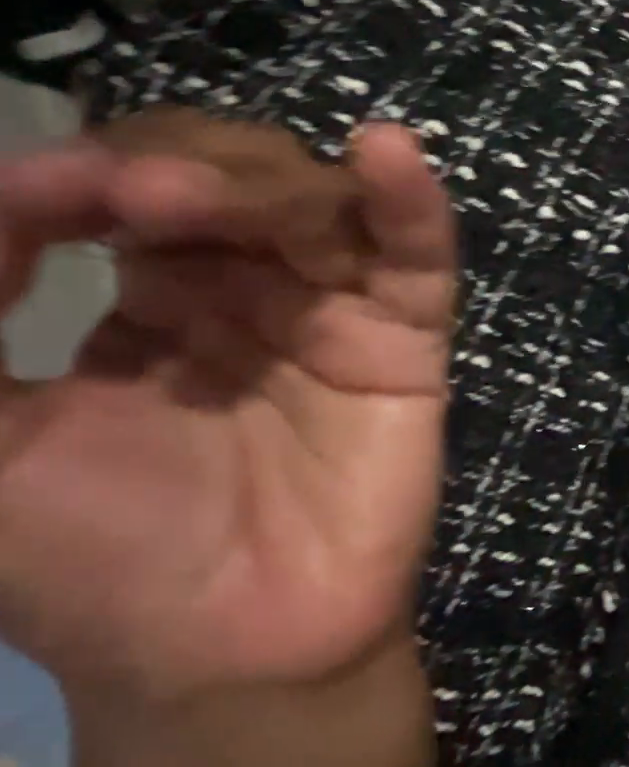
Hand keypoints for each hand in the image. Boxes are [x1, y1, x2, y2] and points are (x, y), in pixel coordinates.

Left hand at [0, 108, 455, 704]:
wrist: (230, 643)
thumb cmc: (93, 556)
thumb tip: (8, 205)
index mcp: (159, 294)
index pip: (132, 195)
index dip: (84, 175)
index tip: (41, 192)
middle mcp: (258, 283)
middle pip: (238, 178)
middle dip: (183, 168)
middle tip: (131, 196)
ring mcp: (341, 304)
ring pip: (322, 202)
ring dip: (266, 182)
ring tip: (200, 199)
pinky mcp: (410, 336)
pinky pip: (422, 255)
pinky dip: (412, 201)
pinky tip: (390, 152)